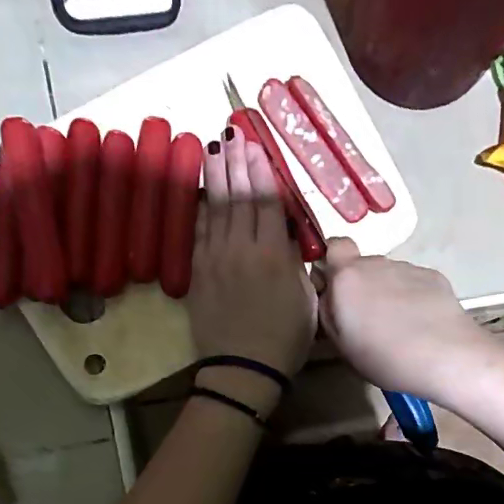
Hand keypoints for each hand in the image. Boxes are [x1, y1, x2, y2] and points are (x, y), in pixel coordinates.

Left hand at [186, 127, 316, 402]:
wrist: (244, 368)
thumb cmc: (286, 338)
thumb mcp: (305, 298)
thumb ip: (294, 261)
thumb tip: (285, 236)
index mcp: (274, 254)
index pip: (267, 202)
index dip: (261, 171)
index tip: (255, 145)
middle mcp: (243, 249)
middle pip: (239, 198)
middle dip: (237, 163)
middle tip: (233, 135)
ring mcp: (216, 260)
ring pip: (216, 210)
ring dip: (215, 178)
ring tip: (213, 149)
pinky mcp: (198, 274)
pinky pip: (198, 234)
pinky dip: (198, 211)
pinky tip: (198, 193)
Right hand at [319, 237, 487, 402]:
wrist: (445, 356)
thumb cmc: (382, 355)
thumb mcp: (339, 342)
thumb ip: (328, 311)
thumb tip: (329, 295)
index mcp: (347, 276)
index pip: (334, 245)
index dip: (332, 262)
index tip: (333, 288)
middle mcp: (377, 264)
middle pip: (362, 266)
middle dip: (361, 286)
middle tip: (366, 320)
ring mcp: (408, 268)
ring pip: (389, 276)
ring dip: (387, 293)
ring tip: (397, 326)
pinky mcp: (435, 277)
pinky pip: (413, 283)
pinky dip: (412, 298)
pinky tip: (420, 324)